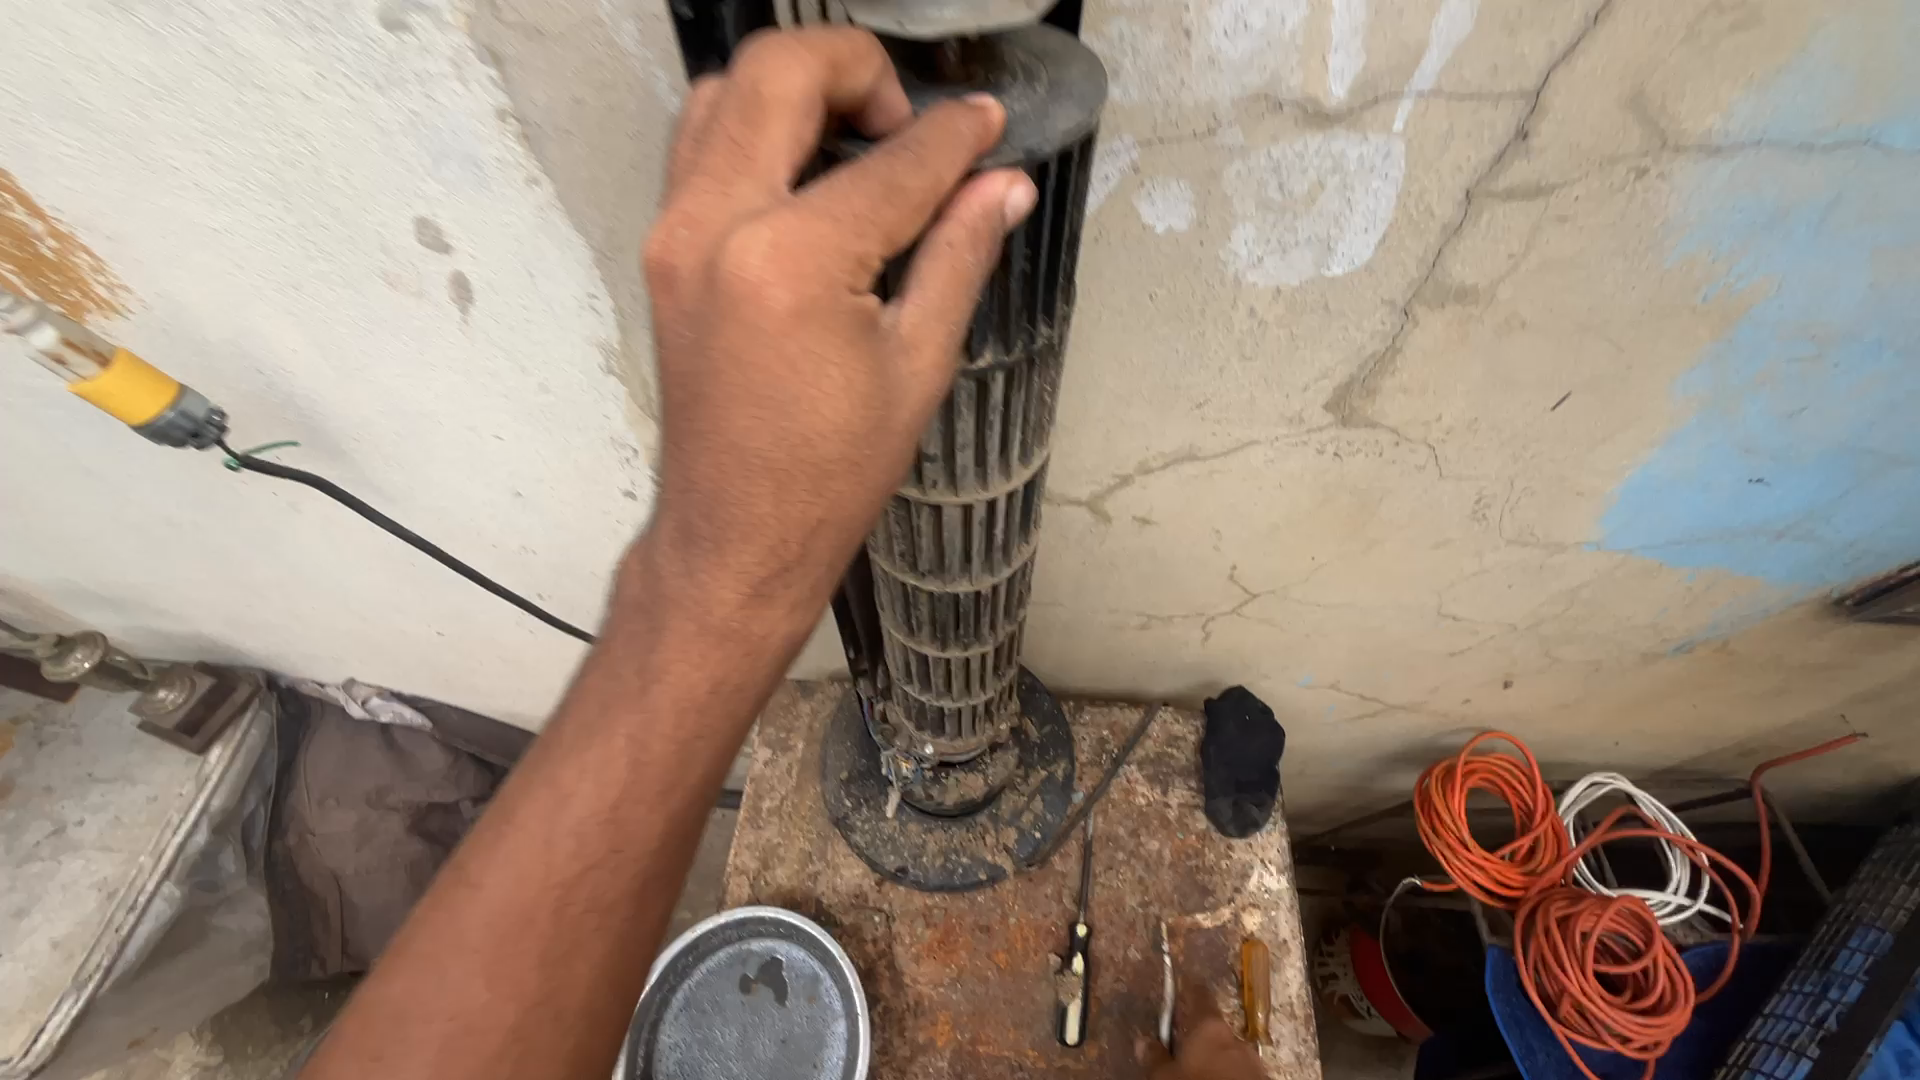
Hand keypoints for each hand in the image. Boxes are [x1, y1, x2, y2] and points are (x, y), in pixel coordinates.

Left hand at [635, 27, 1037, 633]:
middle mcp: (716, 223)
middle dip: (859, 71)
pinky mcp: (661, 253)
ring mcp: (673, 233)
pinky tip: (807, 180)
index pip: (891, 165)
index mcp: (793, 262)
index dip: (955, 137)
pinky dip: (755, 132)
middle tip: (909, 125)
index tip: (989, 124)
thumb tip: (1004, 186)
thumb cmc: (835, 472)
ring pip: (723, 95)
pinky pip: (700, 148)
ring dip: (796, 92)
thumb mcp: (917, 367)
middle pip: (778, 72)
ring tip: (857, 145)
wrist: (739, 533)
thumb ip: (958, 257)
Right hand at [1148, 978, 1269, 1079]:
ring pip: (1230, 1056)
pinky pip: (1243, 1075)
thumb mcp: (1164, 1079)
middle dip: (1200, 1042)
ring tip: (1200, 1076)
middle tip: (1183, 1056)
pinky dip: (1230, 1078)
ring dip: (1217, 1064)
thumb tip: (1143, 1041)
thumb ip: (1154, 1057)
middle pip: (1214, 1031)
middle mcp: (1236, 1039)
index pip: (1199, 994)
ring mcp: (1256, 1065)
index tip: (1179, 991)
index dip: (1188, 991)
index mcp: (1209, 1027)